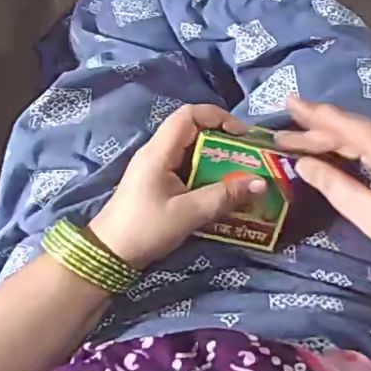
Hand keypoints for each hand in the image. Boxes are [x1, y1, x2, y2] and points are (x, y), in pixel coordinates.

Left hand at [89, 103, 266, 268]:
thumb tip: (261, 183)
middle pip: (193, 131)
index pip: (189, 115)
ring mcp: (156, 168)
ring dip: (217, 160)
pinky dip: (207, 174)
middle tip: (248, 158)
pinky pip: (187, 168)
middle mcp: (156, 153)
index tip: (242, 135)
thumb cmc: (145, 229)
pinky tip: (222, 191)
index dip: (218, 117)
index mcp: (159, 152)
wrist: (109, 255)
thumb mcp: (188, 214)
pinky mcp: (158, 183)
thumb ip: (224, 196)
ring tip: (241, 175)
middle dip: (223, 140)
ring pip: (192, 151)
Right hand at [274, 95, 370, 274]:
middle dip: (315, 129)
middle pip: (352, 130)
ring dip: (327, 136)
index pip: (350, 127)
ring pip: (360, 135)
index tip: (289, 102)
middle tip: (280, 131)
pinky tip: (324, 144)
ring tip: (294, 135)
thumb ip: (335, 186)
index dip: (317, 114)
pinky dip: (344, 144)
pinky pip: (370, 143)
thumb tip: (303, 164)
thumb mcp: (370, 217)